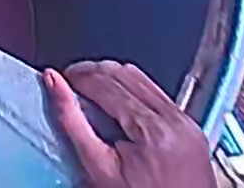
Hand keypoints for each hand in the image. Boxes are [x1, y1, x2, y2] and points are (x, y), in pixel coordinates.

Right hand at [43, 61, 214, 187]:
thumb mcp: (99, 170)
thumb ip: (72, 121)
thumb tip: (53, 80)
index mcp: (151, 129)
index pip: (105, 82)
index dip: (77, 76)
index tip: (62, 80)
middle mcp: (173, 119)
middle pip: (121, 72)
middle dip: (92, 73)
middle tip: (73, 85)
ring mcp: (184, 121)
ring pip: (138, 76)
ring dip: (111, 78)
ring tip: (93, 94)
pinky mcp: (190, 126)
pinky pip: (154, 91)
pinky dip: (132, 89)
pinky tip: (118, 105)